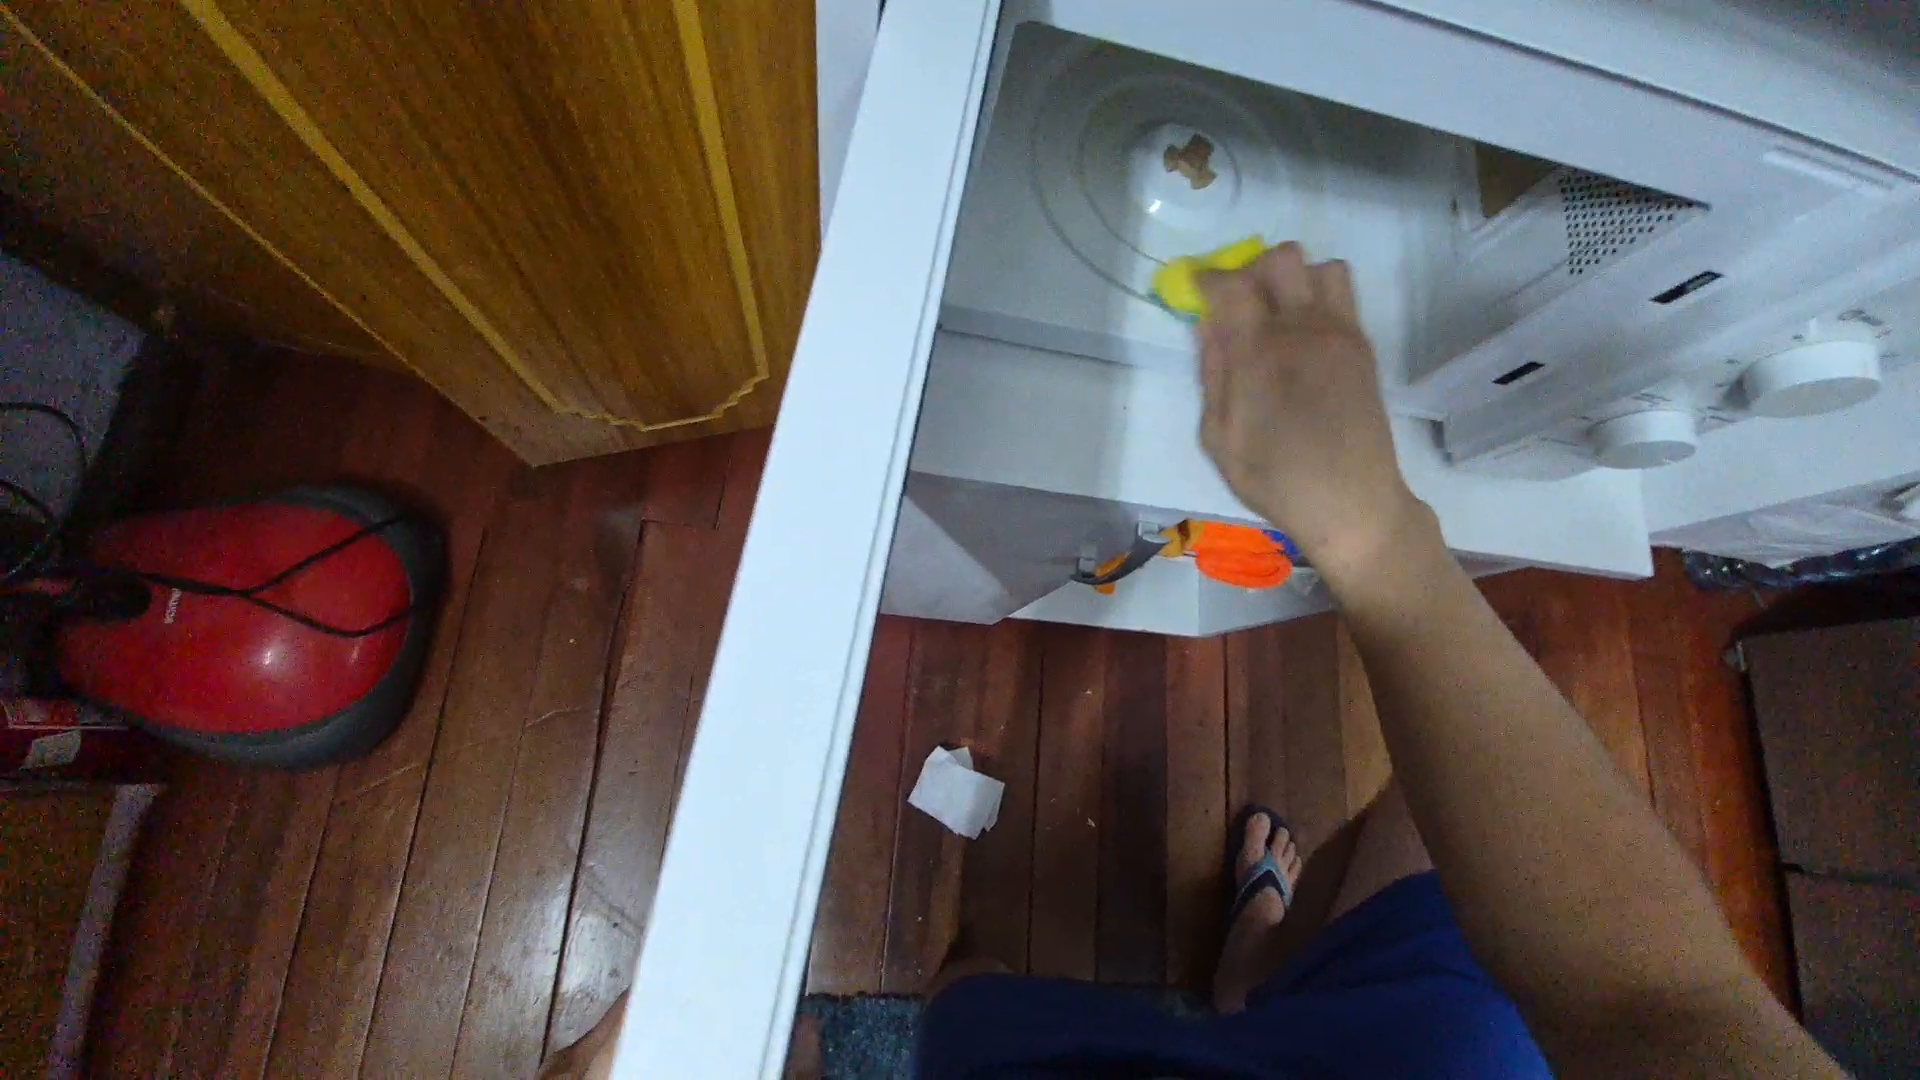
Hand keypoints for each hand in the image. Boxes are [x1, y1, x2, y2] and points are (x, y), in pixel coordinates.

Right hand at [1196, 243, 1430, 578]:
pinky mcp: (1362, 346)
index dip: (1208, 279)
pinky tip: (1300, 332)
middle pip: (1280, 259)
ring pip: (1319, 265)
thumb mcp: (1219, 438)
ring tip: (1272, 313)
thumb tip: (1207, 326)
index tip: (1195, 289)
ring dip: (1289, 278)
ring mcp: (1340, 334)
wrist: (1351, 501)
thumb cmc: (1274, 480)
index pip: (1233, 285)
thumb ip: (1212, 375)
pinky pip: (1342, 292)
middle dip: (1249, 270)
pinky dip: (1316, 293)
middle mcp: (1304, 330)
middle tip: (1233, 304)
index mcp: (1260, 356)